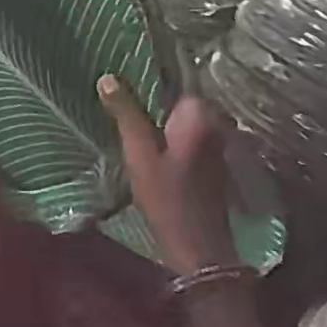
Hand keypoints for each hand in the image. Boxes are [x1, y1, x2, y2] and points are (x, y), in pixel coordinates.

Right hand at [98, 78, 238, 273]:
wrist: (198, 249)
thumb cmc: (167, 197)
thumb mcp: (139, 152)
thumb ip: (125, 112)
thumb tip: (108, 77)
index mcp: (200, 114)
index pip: (174, 82)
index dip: (149, 86)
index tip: (126, 90)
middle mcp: (216, 122)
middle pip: (179, 101)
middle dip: (156, 105)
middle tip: (125, 111)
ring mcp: (219, 143)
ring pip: (184, 120)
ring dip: (163, 123)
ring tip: (137, 129)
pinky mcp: (215, 161)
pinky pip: (190, 137)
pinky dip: (173, 139)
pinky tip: (155, 150)